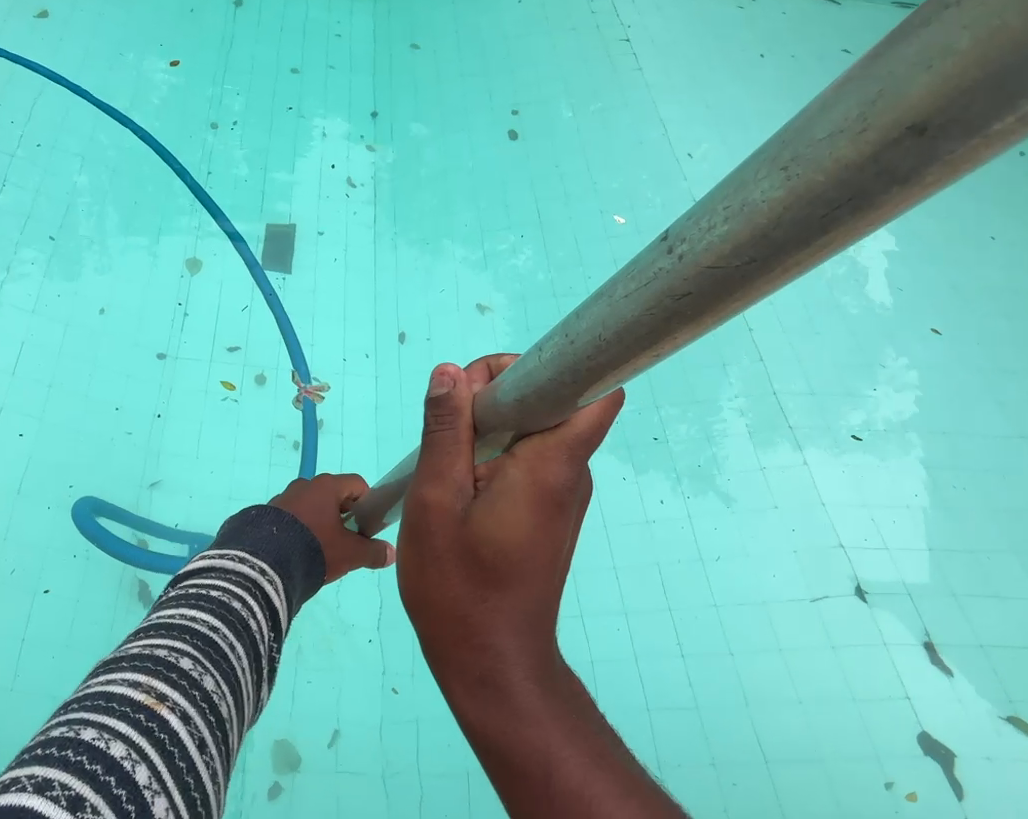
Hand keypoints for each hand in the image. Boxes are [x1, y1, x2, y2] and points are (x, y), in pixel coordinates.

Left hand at [269, 473, 396, 582]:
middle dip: (343, 516)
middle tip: (347, 542)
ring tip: (321, 551)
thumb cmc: (315, 549)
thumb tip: (390, 553)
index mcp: (327, 486)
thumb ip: (373, 552)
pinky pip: (291, 517)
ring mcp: (283, 497)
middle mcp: (304, 485)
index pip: (357, 485)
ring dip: (320, 523)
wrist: (265, 564)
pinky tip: (299, 553)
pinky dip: (299, 530)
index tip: (368, 527)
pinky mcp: (266, 513)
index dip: (368, 504)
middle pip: (333, 496)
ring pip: (311, 507)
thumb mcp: (350, 554)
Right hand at [397, 355, 624, 687]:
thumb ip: (445, 430)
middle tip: (449, 417)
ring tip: (446, 452)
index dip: (550, 365)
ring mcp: (562, 493)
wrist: (489, 661)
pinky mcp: (549, 510)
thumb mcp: (434, 500)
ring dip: (492, 423)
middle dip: (499, 391)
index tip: (490, 378)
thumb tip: (451, 372)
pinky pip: (530, 457)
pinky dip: (495, 452)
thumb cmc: (459, 585)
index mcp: (553, 464)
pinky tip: (458, 479)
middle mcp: (570, 472)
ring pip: (536, 428)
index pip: (593, 388)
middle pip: (552, 400)